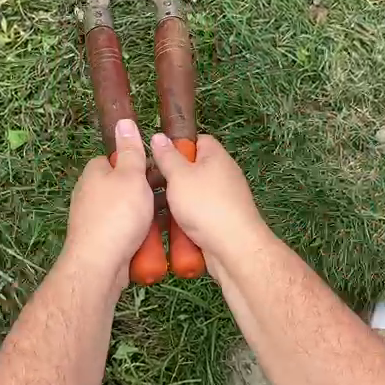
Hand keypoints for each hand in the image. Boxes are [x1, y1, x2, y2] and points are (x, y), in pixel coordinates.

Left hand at [59, 118, 156, 285]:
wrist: (99, 265)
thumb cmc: (118, 216)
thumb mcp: (131, 176)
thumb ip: (131, 150)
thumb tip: (124, 121)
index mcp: (94, 172)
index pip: (117, 159)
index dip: (138, 164)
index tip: (156, 172)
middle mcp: (89, 193)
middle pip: (123, 186)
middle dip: (144, 192)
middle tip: (165, 197)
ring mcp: (93, 219)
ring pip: (126, 210)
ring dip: (143, 216)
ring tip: (165, 221)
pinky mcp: (100, 240)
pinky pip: (123, 231)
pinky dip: (136, 235)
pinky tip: (151, 240)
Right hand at [149, 133, 274, 279]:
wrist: (233, 248)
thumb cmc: (205, 205)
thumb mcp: (179, 176)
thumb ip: (167, 157)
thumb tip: (159, 137)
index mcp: (217, 157)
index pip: (198, 140)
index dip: (178, 146)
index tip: (160, 157)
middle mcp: (223, 175)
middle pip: (194, 169)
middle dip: (173, 178)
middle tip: (152, 184)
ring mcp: (224, 199)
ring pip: (193, 194)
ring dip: (176, 202)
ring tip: (154, 207)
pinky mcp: (222, 220)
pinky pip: (199, 214)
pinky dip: (186, 219)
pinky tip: (170, 227)